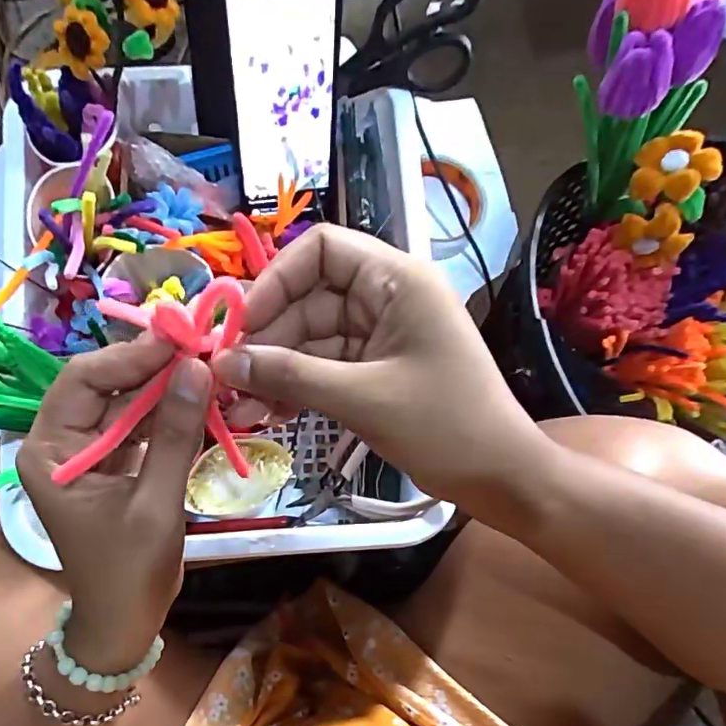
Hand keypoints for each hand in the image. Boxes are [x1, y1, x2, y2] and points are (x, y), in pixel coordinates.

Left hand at [15, 336, 209, 670]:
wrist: (124, 622)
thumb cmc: (130, 571)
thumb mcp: (157, 502)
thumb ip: (175, 435)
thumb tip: (197, 368)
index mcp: (50, 453)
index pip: (82, 381)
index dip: (129, 357)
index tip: (177, 340)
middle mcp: (61, 446)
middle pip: (104, 388)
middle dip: (151, 370)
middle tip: (199, 350)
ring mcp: (87, 457)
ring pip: (125, 406)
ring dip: (164, 391)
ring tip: (206, 371)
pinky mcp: (112, 468)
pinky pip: (139, 430)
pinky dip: (168, 417)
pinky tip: (199, 402)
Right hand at [211, 225, 547, 512]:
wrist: (499, 475)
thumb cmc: (445, 426)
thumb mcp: (363, 398)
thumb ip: (291, 376)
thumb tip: (226, 364)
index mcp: (397, 280)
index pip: (322, 250)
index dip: (276, 281)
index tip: (242, 326)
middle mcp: (388, 299)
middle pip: (310, 301)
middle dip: (269, 341)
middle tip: (230, 381)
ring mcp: (384, 337)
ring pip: (314, 341)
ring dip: (278, 371)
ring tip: (243, 409)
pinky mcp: (380, 371)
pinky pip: (328, 369)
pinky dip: (301, 388)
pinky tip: (272, 413)